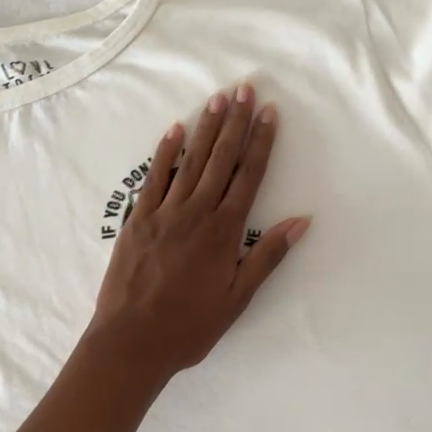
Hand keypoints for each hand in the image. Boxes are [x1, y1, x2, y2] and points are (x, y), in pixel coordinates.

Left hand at [83, 84, 308, 380]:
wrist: (130, 343)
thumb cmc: (190, 326)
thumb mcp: (238, 298)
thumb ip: (267, 256)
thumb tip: (301, 222)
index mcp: (224, 231)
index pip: (248, 175)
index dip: (260, 141)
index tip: (269, 113)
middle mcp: (196, 212)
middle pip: (220, 158)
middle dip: (235, 122)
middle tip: (245, 88)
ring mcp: (164, 212)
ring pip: (190, 160)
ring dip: (206, 127)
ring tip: (218, 98)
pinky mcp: (137, 219)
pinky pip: (154, 177)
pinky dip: (165, 152)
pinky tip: (175, 128)